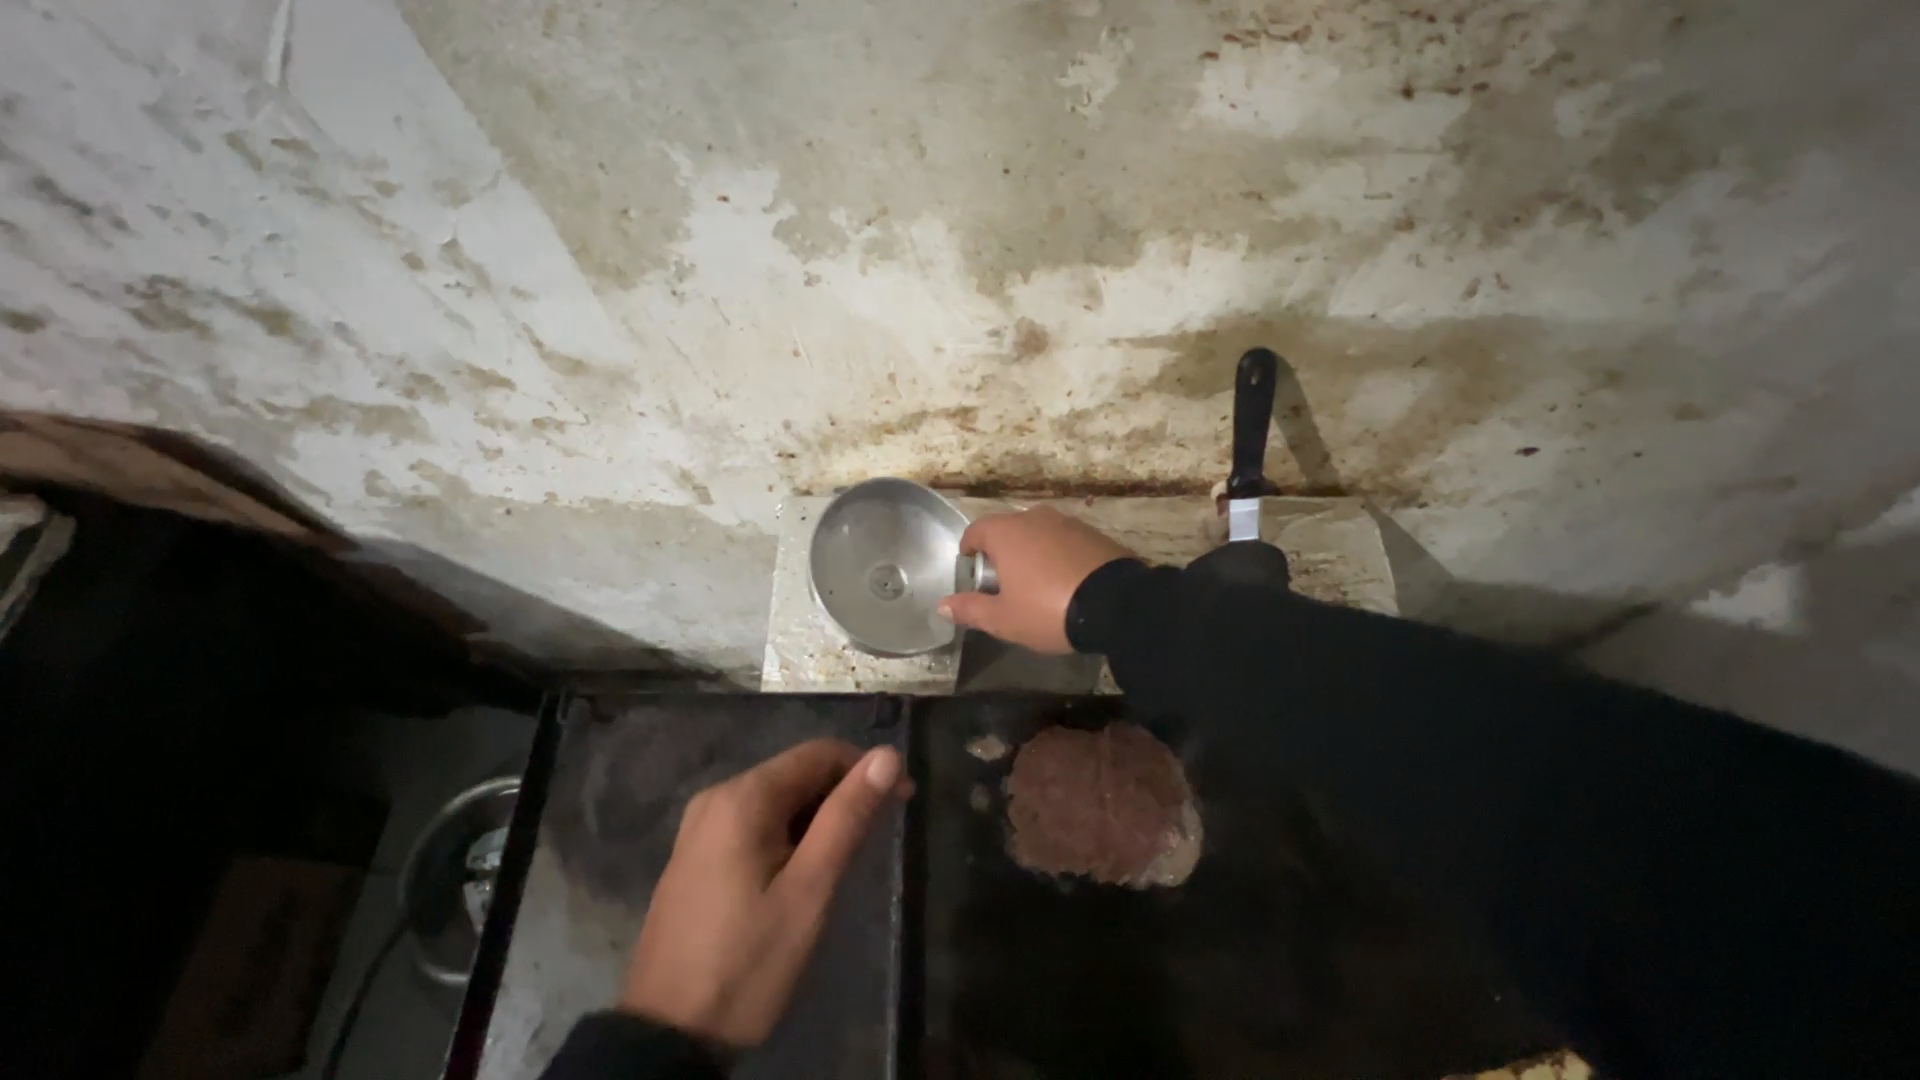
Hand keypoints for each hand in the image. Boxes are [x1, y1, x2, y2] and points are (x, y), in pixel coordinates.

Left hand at [620, 739, 910, 1045]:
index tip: (903, 801)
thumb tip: (887, 755)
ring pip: (776, 800)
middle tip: (878, 838)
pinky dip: (788, 834)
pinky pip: (753, 824)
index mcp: (743, 797)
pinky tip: (802, 873)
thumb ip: (848, 816)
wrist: (668, 1035)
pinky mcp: (694, 857)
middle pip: (795, 773)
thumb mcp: (810, 889)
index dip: (866, 769)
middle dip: (842, 794)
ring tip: (845, 860)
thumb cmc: (748, 960)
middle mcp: (716, 797)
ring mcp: (699, 828)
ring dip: (817, 817)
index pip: (819, 753)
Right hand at [938, 506, 1133, 653]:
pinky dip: (1059, 557)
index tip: (972, 574)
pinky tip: (1066, 583)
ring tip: (1038, 587)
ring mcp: (1068, 523)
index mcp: (1006, 532)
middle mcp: (1035, 518)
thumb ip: (970, 609)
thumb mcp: (1003, 619)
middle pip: (1007, 531)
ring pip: (1038, 535)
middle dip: (1002, 554)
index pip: (975, 531)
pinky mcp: (1094, 534)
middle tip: (1005, 587)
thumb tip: (942, 604)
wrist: (1117, 606)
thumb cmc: (1048, 610)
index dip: (969, 552)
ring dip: (1032, 554)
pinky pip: (1065, 542)